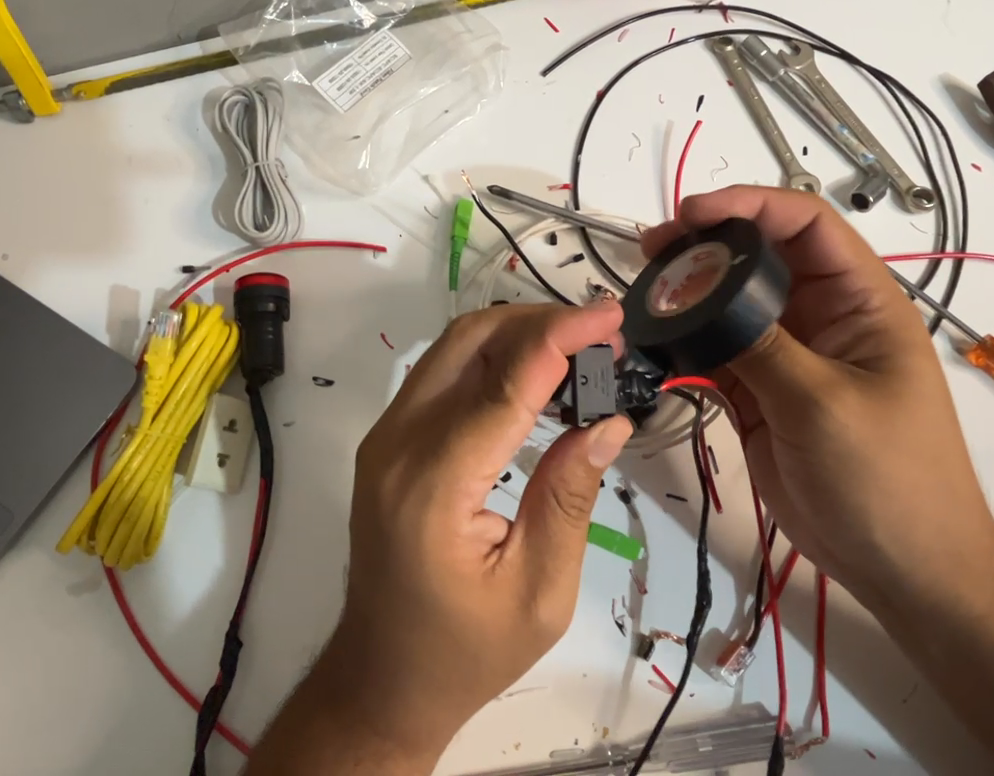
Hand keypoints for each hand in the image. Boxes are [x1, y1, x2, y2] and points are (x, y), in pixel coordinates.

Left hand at [307, 302, 631, 759]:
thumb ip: (569, 496)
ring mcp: (386, 438)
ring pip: (454, 349)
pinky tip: (538, 372)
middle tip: (602, 332)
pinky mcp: (389, 440)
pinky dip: (494, 358)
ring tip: (580, 346)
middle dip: (539, 323)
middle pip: (469, 344)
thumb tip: (609, 420)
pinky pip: (443, 374)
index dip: (560, 340)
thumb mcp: (538, 592)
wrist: (382, 678)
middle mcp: (398, 445)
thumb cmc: (465, 652)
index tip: (611, 315)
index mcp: (433, 487)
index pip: (504, 386)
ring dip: (517, 333)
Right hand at [641, 186, 993, 611]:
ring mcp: (787, 355)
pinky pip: (716, 352)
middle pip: (759, 257)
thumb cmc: (887, 478)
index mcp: (860, 301)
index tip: (692, 213)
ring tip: (643, 288)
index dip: (751, 205)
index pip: (806, 225)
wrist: (899, 566)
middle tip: (652, 249)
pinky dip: (684, 341)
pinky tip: (651, 337)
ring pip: (731, 304)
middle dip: (706, 244)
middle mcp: (821, 316)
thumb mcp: (825, 403)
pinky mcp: (760, 392)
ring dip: (688, 292)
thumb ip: (761, 346)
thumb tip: (699, 296)